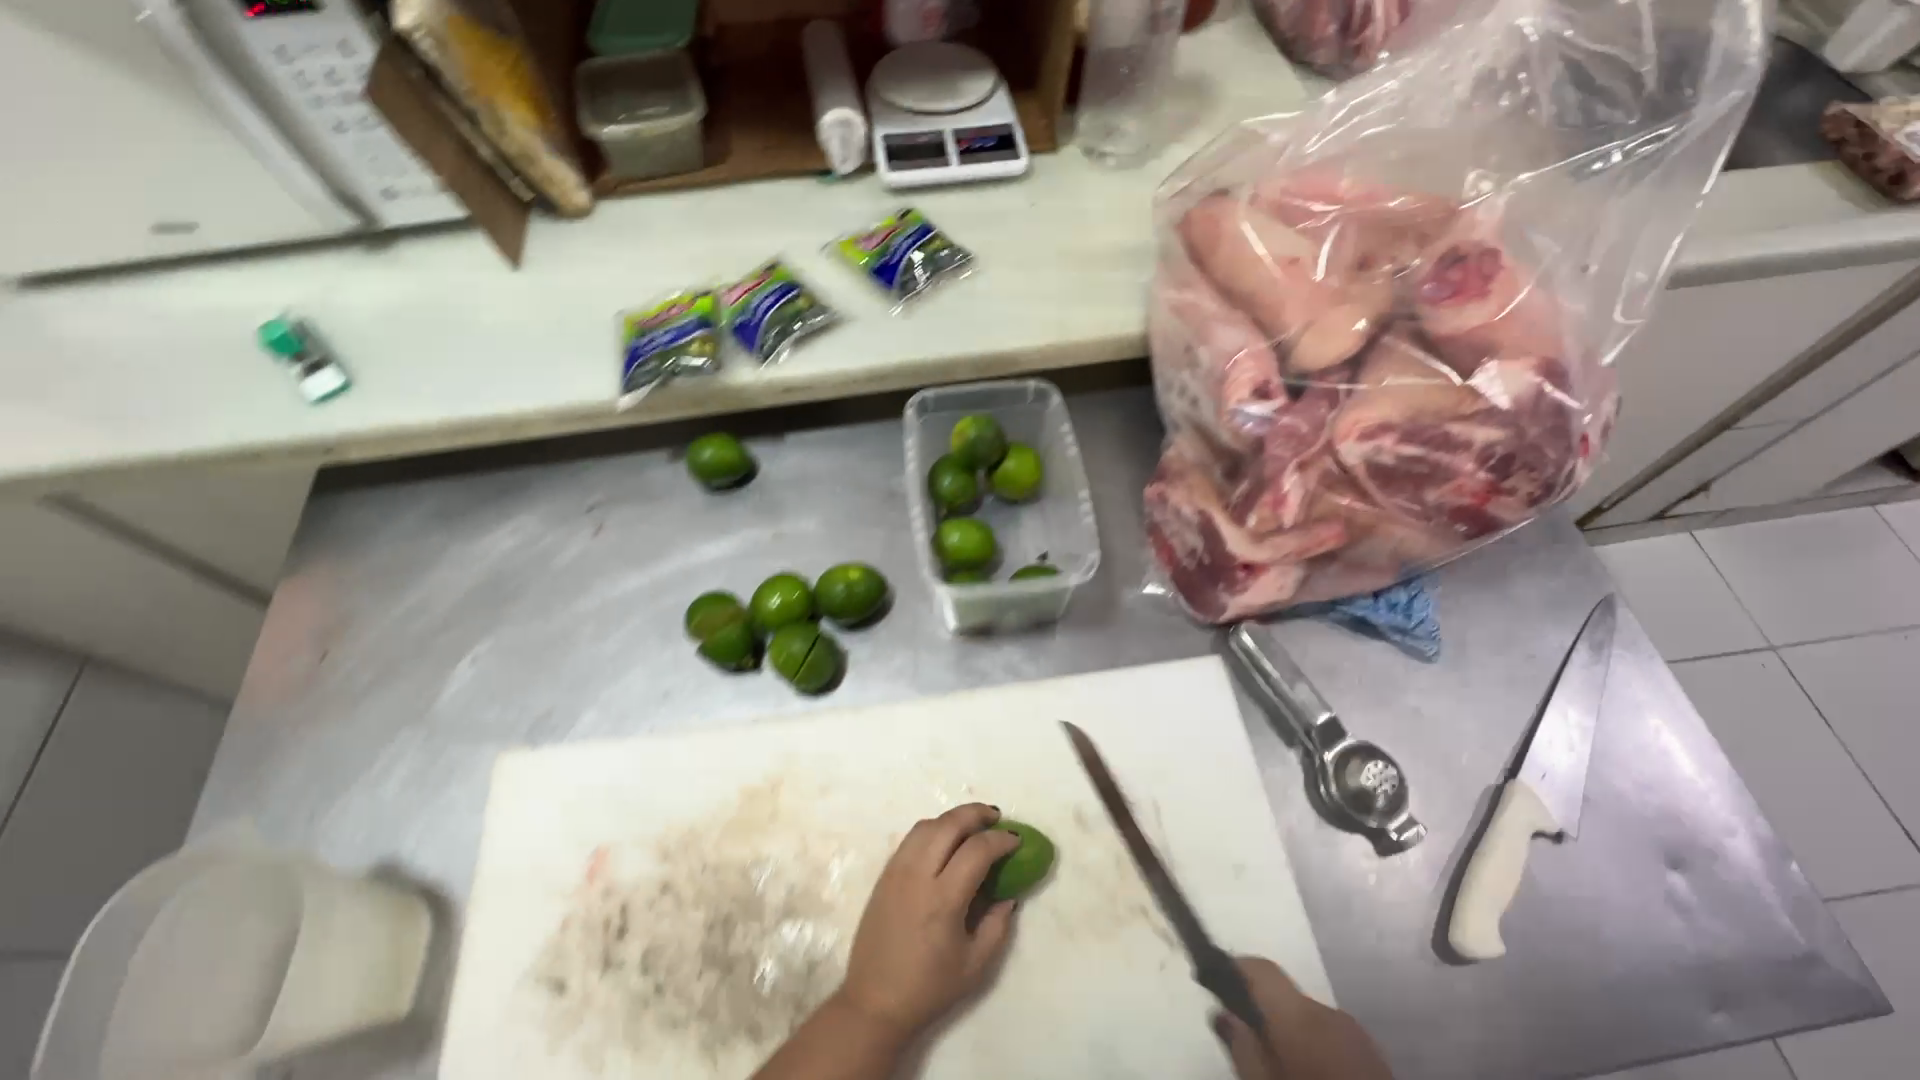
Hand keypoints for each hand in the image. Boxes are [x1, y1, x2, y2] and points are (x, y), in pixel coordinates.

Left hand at [834, 803, 1021, 1038]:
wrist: (875, 1002)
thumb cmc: (929, 987)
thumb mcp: (976, 964)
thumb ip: (997, 924)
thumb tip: (1009, 894)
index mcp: (942, 900)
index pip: (976, 850)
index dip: (1001, 839)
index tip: (1016, 840)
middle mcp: (916, 876)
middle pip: (948, 824)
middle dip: (976, 814)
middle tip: (997, 818)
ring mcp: (895, 872)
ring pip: (926, 826)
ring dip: (952, 819)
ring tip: (973, 826)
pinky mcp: (883, 876)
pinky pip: (910, 839)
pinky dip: (932, 830)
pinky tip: (946, 843)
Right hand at [1214, 957, 1394, 1079]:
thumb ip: (1242, 1049)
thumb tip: (1223, 1012)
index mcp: (1300, 1017)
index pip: (1261, 968)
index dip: (1233, 967)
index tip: (1210, 981)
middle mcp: (1330, 1014)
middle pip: (1284, 999)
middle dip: (1261, 1015)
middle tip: (1244, 1047)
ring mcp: (1357, 1035)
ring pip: (1308, 1021)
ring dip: (1288, 1036)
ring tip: (1279, 1070)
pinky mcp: (1374, 1056)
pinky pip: (1331, 1039)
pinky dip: (1313, 1050)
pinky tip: (1309, 1075)